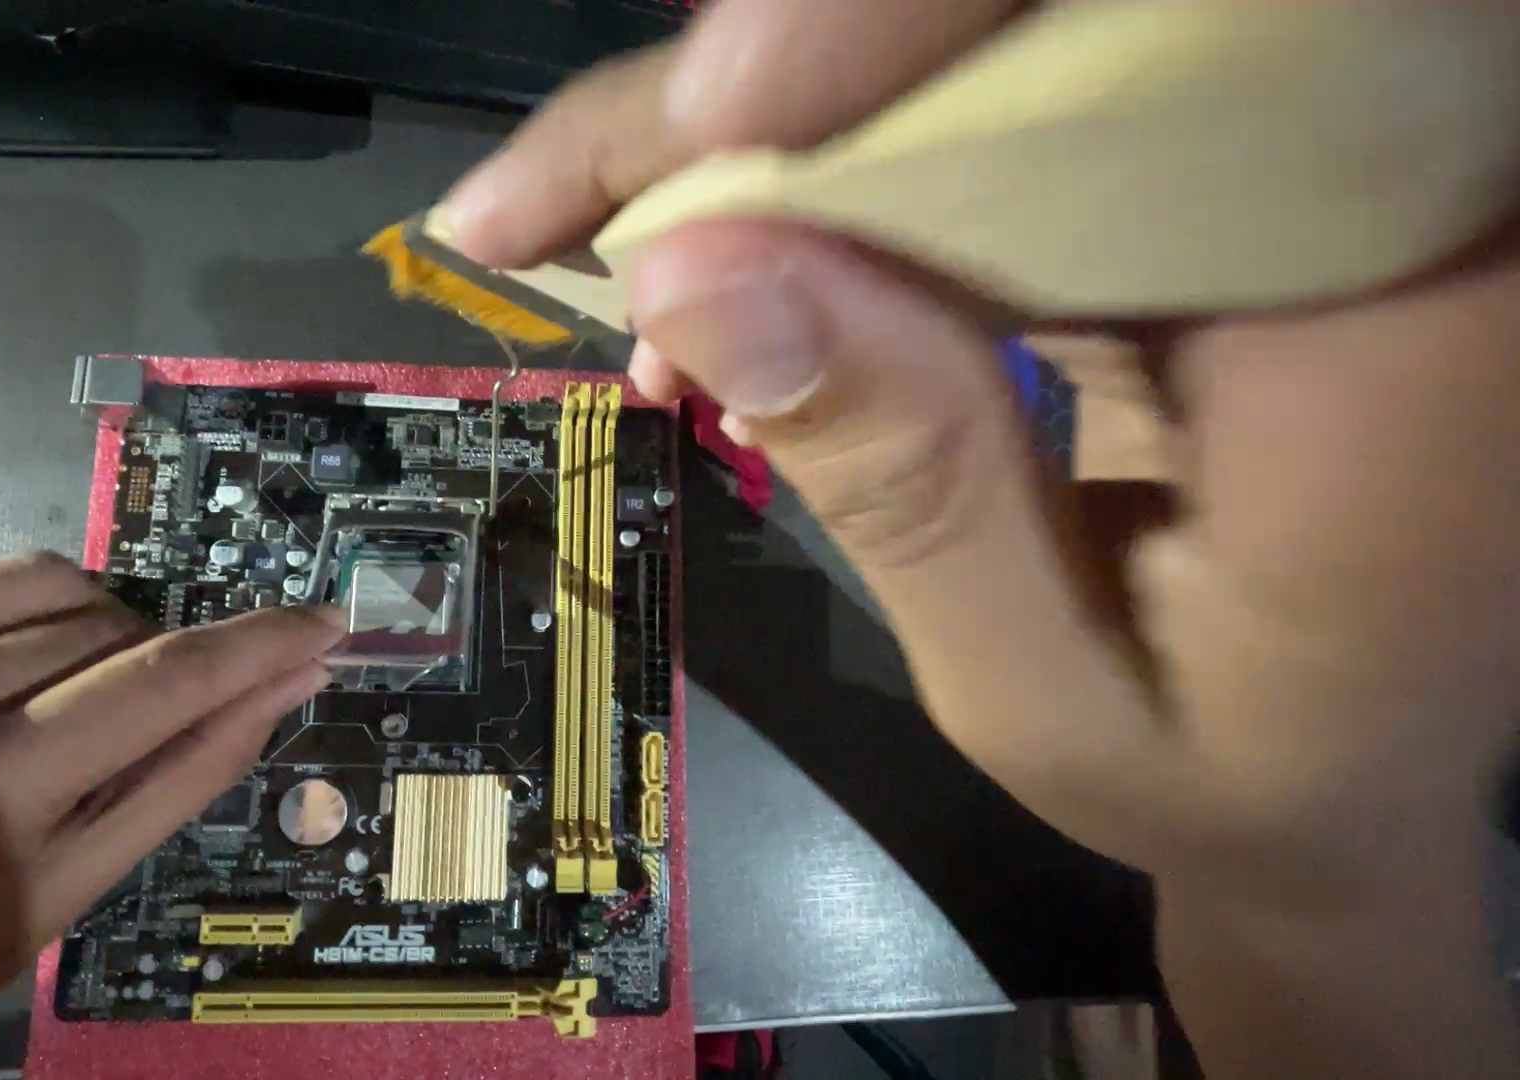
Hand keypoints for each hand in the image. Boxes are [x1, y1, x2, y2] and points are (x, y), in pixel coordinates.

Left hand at [0, 555, 342, 1079]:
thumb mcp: (73, 890)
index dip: (256, 645)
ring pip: (39, 586)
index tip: (320, 623)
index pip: (157, 685)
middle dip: (161, 658)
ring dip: (99, 627)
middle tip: (152, 712)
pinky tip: (6, 667)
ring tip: (78, 692)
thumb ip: (192, 769)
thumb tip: (289, 684)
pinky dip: (20, 612)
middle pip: (101, 630)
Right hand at [447, 1, 1519, 1075]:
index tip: (700, 101)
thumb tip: (695, 276)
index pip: (1154, 71)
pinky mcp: (1187, 203)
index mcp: (1407, 336)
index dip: (897, 35)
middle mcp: (1382, 200)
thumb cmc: (1212, 778)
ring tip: (610, 266)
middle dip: (760, 115)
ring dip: (758, 172)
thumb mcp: (1035, 689)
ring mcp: (1284, 188)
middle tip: (551, 199)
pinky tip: (721, 290)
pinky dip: (816, 206)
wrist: (1342, 782)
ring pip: (978, 85)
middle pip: (1025, 51)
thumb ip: (901, 485)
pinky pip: (976, 147)